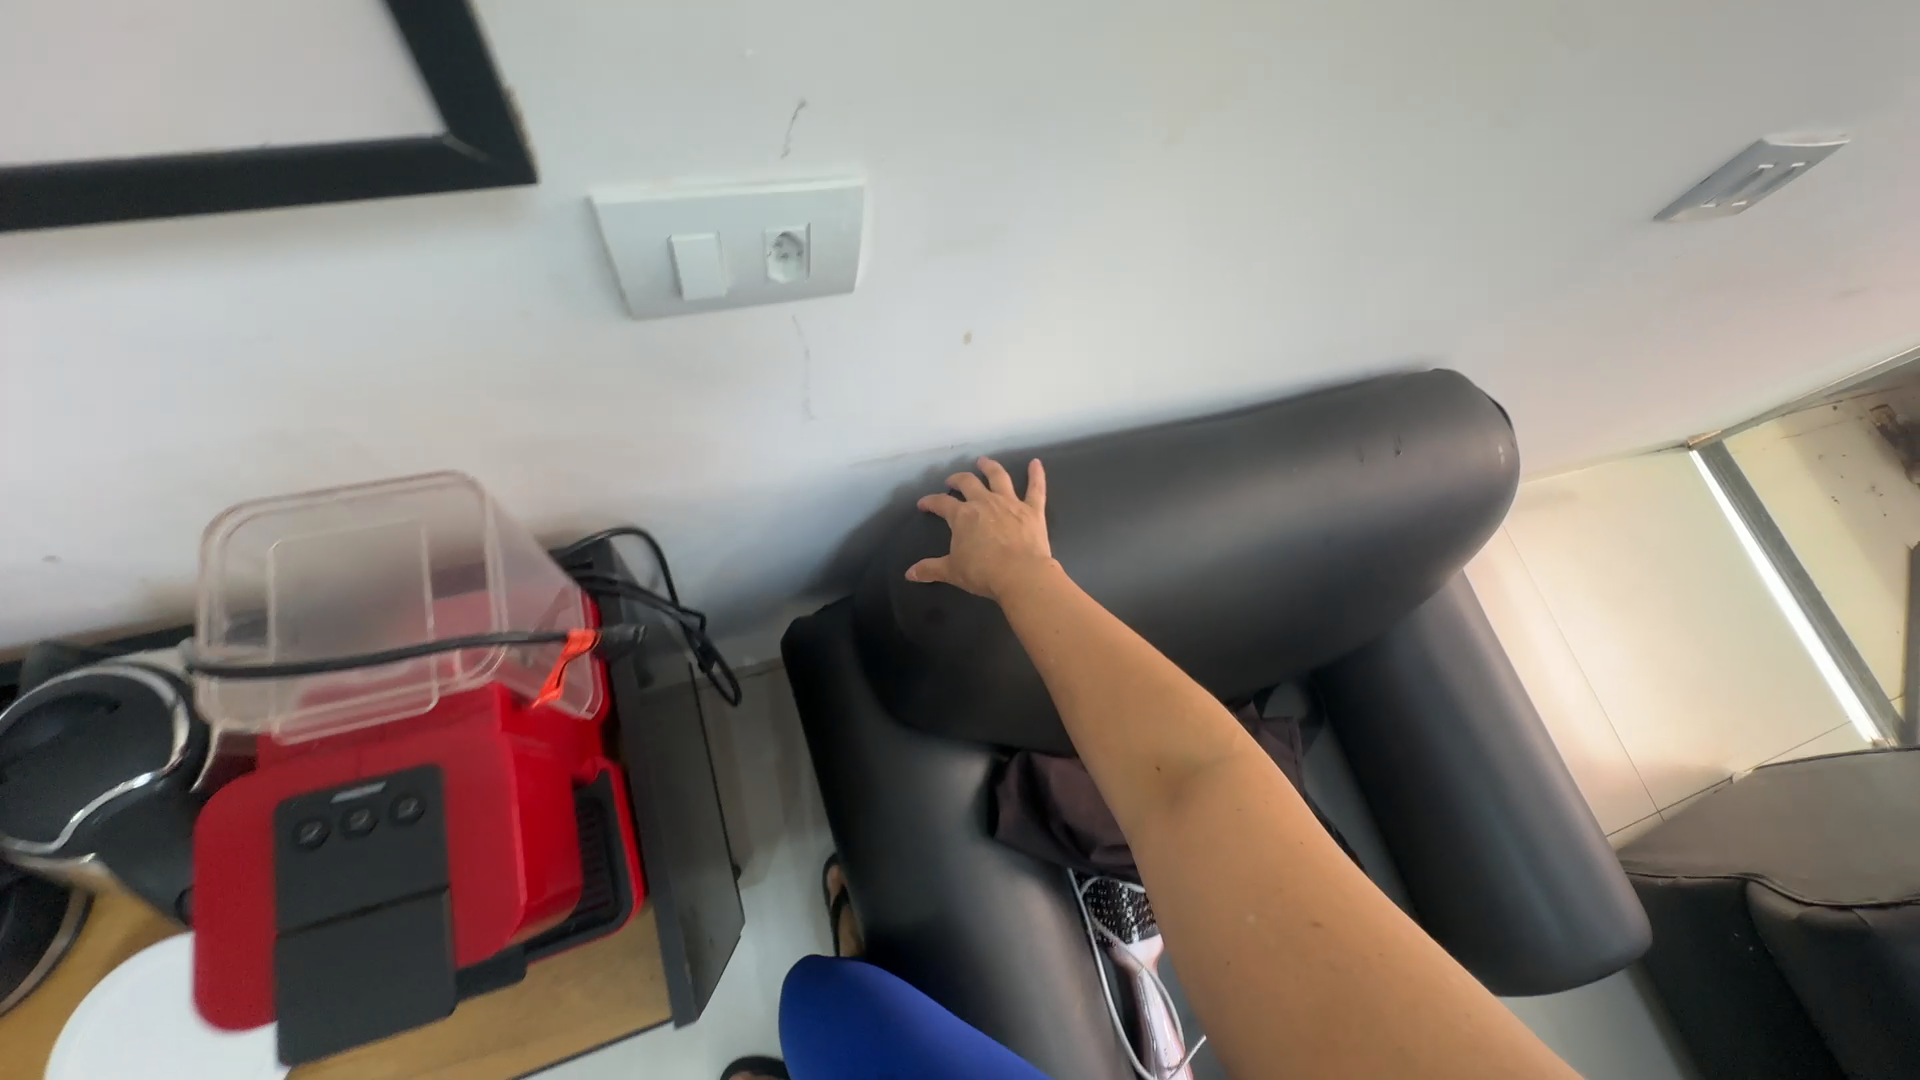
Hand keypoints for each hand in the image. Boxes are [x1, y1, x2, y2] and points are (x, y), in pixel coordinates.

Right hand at [907, 457, 1055, 600]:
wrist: (1021, 575)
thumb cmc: (983, 573)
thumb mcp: (952, 572)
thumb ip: (930, 569)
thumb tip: (910, 574)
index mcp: (962, 516)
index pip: (941, 503)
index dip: (930, 502)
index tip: (924, 504)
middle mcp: (985, 502)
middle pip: (968, 483)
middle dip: (958, 480)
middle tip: (952, 481)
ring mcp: (1010, 503)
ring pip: (998, 477)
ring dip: (990, 467)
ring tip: (983, 462)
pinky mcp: (1033, 510)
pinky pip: (1036, 488)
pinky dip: (1036, 474)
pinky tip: (1036, 463)